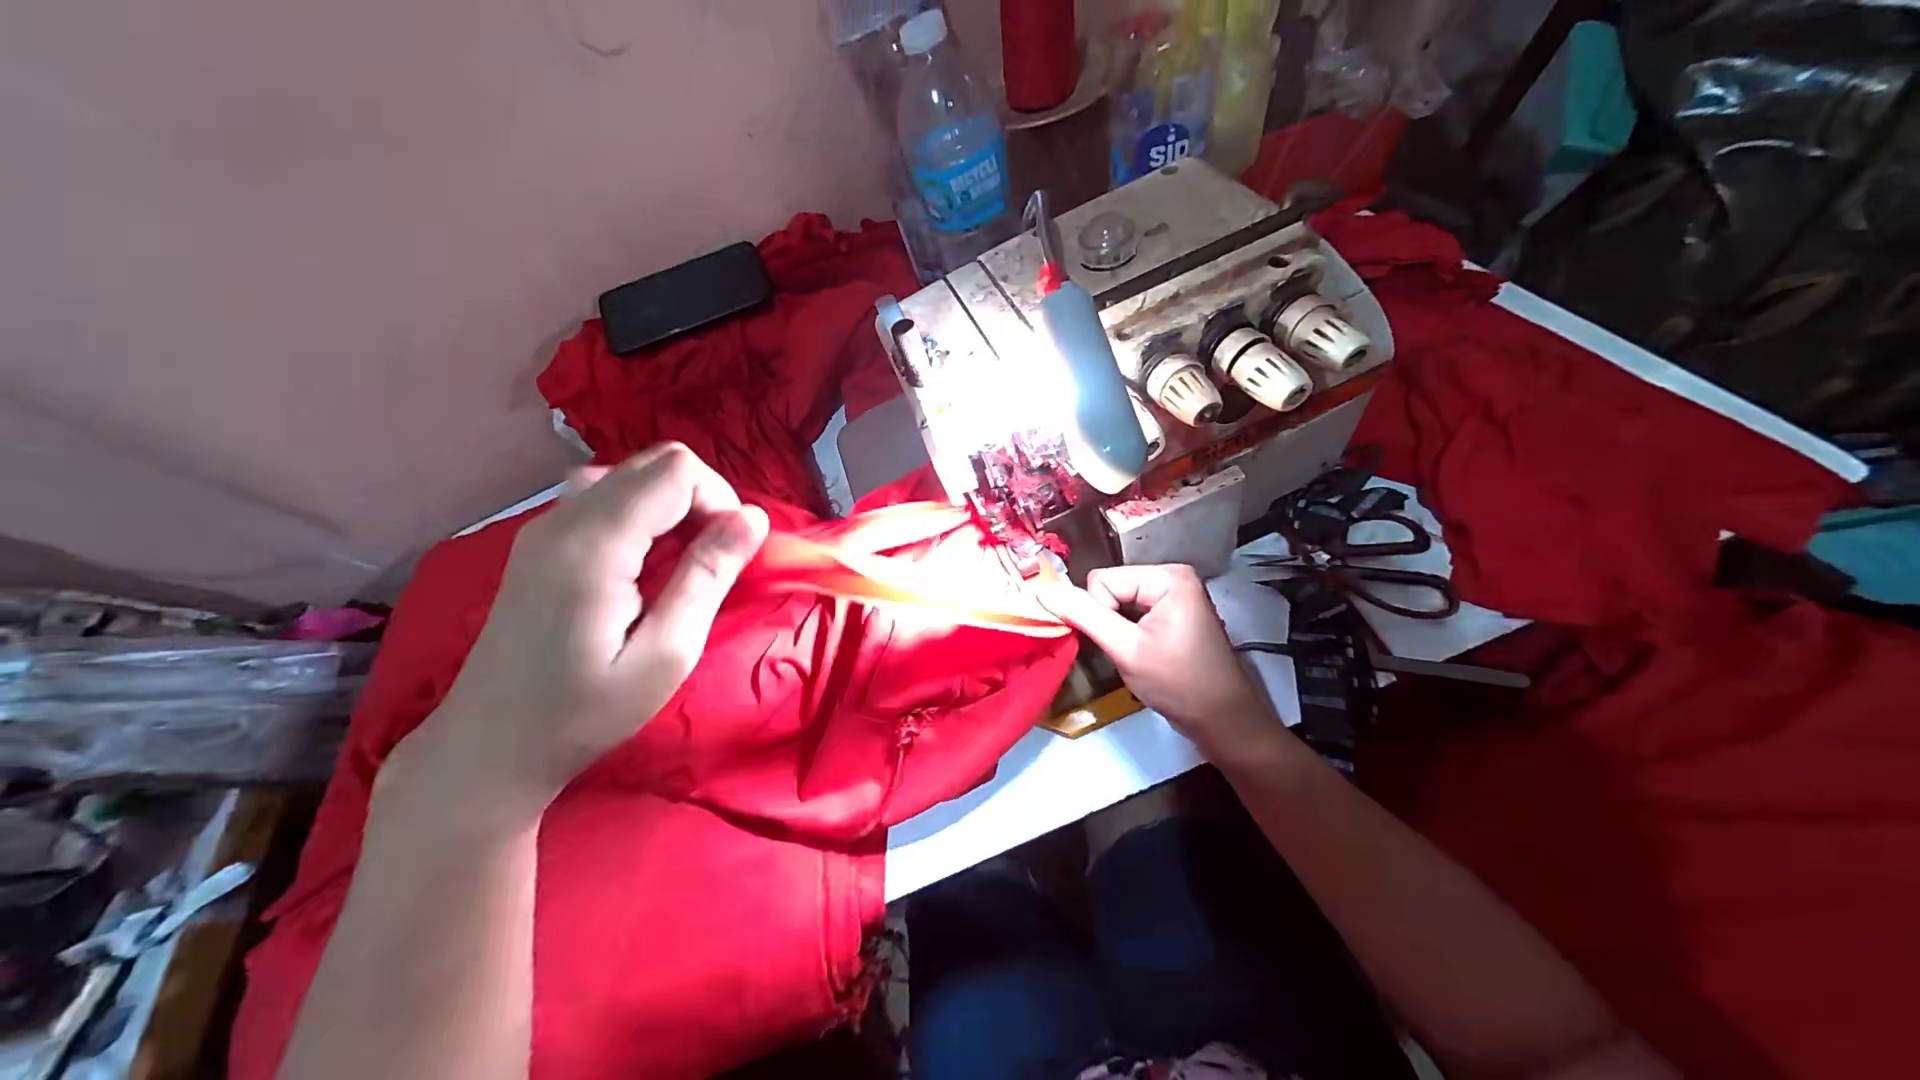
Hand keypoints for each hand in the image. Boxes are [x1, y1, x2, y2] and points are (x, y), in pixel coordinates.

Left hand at [395, 443, 768, 808]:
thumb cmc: (584, 712)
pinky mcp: (540, 540)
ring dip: (672, 503)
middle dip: (701, 498)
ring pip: (631, 472)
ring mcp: (545, 525)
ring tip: (680, 561)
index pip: (677, 470)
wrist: (489, 745)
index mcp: (595, 544)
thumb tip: (754, 517)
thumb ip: (709, 577)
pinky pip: (605, 494)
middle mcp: (564, 518)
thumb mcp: (666, 655)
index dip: (719, 500)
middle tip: (710, 561)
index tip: (728, 555)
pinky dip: (642, 511)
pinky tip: (644, 562)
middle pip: (656, 461)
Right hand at [1038, 564, 1281, 756]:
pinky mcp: (1172, 612)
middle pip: (1110, 588)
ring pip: (1117, 601)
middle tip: (1128, 651)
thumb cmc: (1178, 683)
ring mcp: (1174, 594)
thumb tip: (1044, 591)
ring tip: (1137, 654)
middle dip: (1109, 620)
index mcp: (1168, 576)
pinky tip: (1142, 653)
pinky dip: (1127, 632)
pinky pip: (1131, 611)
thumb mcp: (1126, 649)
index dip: (1099, 613)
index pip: (1102, 581)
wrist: (1223, 719)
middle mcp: (1172, 576)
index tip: (1119, 644)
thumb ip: (1085, 616)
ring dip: (1117, 629)